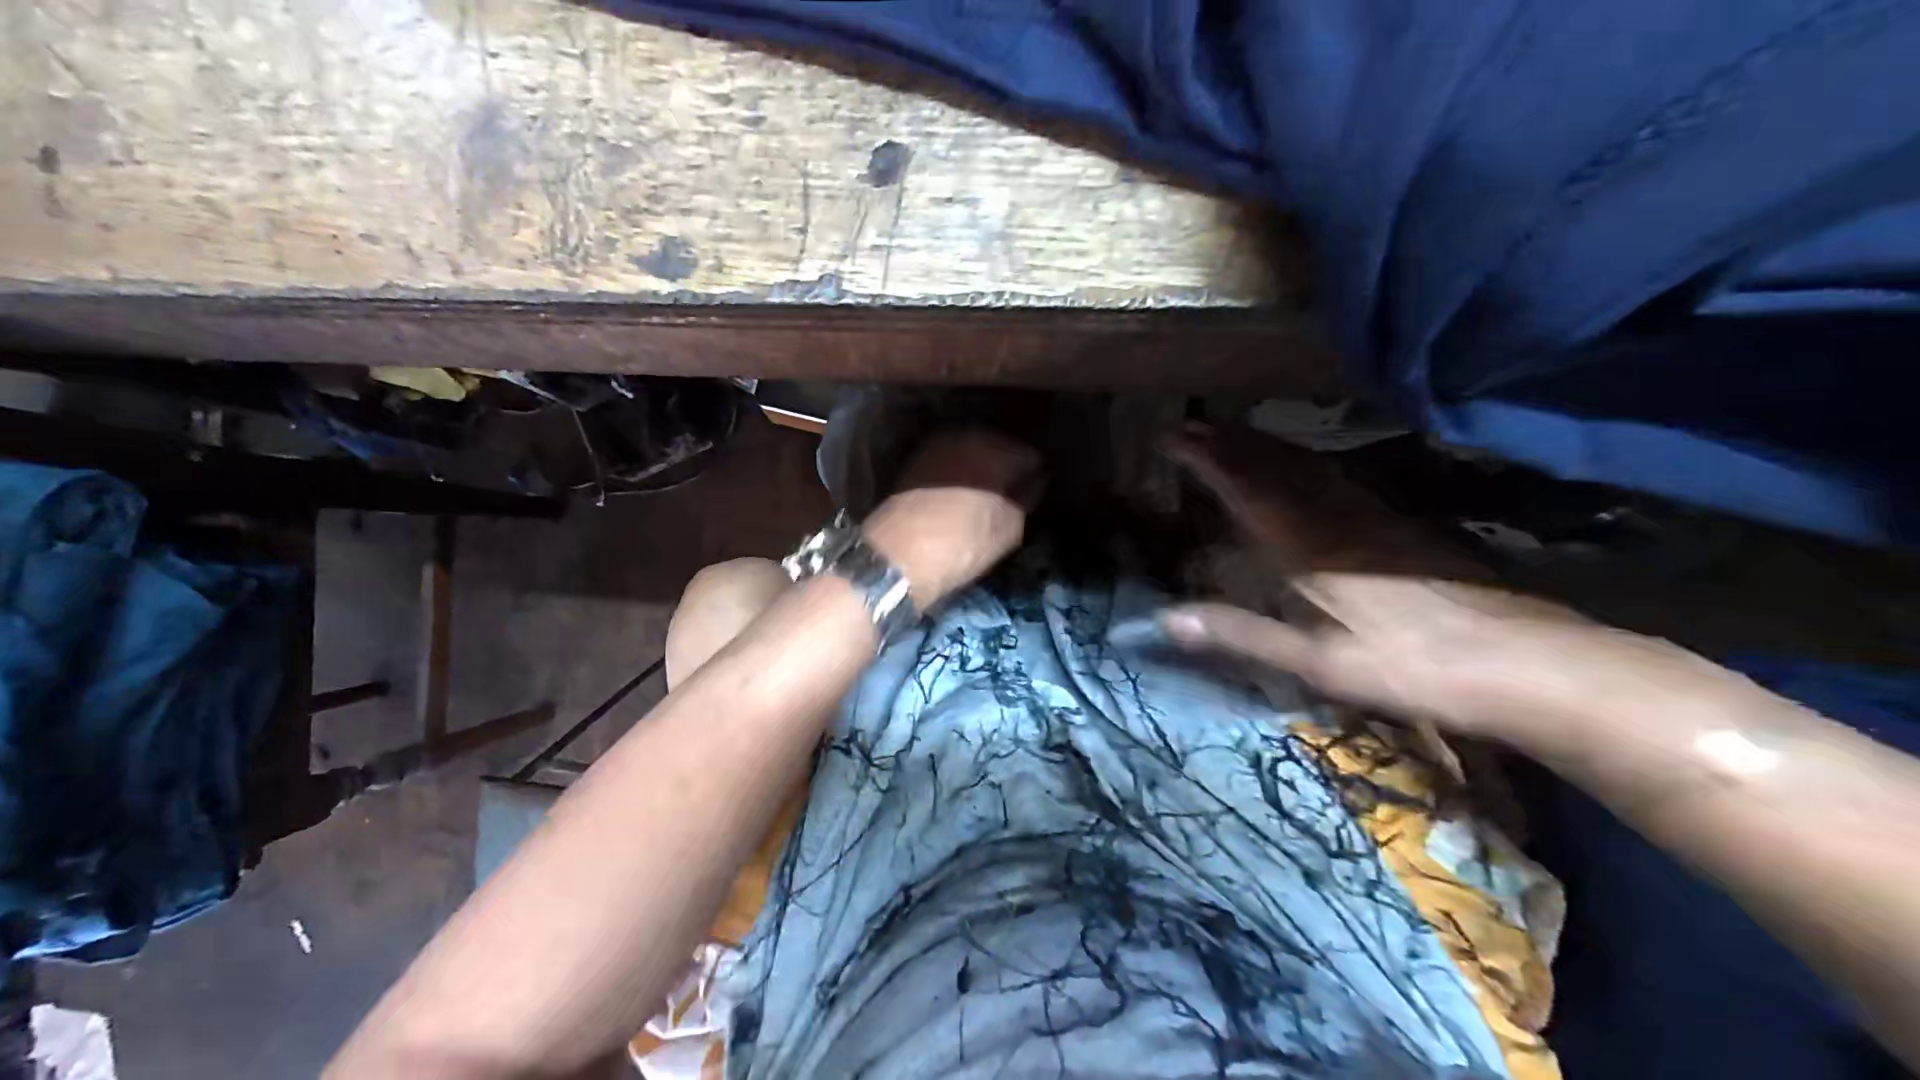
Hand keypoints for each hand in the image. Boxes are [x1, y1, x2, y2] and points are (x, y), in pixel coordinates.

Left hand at [862, 429, 1041, 607]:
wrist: (897, 556)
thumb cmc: (963, 545)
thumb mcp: (1009, 529)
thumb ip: (1027, 497)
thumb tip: (1036, 480)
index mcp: (998, 449)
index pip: (1031, 455)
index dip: (1036, 475)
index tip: (1035, 493)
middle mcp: (968, 436)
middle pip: (999, 446)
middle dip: (1006, 466)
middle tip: (1011, 494)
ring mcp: (937, 445)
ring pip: (971, 450)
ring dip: (980, 467)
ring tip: (984, 496)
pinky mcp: (915, 459)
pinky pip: (948, 460)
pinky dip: (956, 472)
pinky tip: (958, 494)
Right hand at [1157, 425, 1745, 751]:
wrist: (1529, 664)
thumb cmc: (1414, 667)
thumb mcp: (1318, 662)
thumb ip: (1242, 634)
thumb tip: (1168, 619)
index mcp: (1311, 547)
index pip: (1248, 489)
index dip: (1209, 460)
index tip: (1174, 436)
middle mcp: (1339, 520)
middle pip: (1277, 468)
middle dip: (1231, 444)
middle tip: (1194, 426)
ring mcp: (1375, 520)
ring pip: (1308, 469)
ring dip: (1264, 448)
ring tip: (1233, 435)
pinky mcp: (1402, 529)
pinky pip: (1335, 480)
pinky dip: (1301, 465)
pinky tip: (1303, 470)